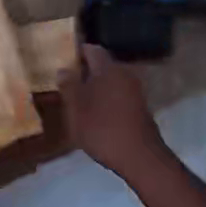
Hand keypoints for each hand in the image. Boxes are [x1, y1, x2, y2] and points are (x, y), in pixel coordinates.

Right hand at [59, 44, 169, 180]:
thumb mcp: (76, 108)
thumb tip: (63, 69)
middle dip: (86, 72)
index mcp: (108, 68)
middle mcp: (124, 74)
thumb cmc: (102, 128)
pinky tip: (98, 116)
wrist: (140, 157)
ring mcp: (136, 91)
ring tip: (80, 102)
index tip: (64, 61)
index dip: (77, 53)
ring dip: (97, 88)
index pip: (92, 49)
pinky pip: (120, 96)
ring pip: (112, 81)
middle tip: (69, 83)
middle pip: (103, 65)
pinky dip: (108, 100)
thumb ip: (69, 86)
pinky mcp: (141, 108)